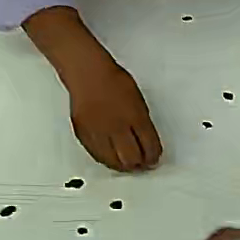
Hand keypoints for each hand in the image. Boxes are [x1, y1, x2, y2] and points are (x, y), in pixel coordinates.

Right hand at [22, 6, 163, 172]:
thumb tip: (148, 143)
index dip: (154, 156)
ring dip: (124, 166)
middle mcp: (118, 127)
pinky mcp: (84, 134)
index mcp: (136, 118)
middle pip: (133, 158)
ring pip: (114, 161)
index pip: (150, 147)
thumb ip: (144, 124)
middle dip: (140, 164)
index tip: (154, 158)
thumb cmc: (114, 81)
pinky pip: (97, 156)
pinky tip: (112, 159)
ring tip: (128, 165)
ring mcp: (100, 132)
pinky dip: (107, 160)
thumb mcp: (139, 101)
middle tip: (142, 164)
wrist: (88, 74)